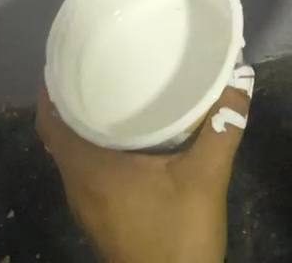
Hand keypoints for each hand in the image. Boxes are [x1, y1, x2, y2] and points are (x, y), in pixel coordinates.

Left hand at [35, 70, 252, 262]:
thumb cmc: (178, 236)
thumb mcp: (205, 177)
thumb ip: (222, 125)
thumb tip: (241, 75)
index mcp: (88, 169)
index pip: (50, 122)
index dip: (51, 87)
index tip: (67, 55)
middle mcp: (78, 185)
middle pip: (60, 133)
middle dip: (72, 96)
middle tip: (96, 59)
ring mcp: (89, 205)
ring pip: (74, 152)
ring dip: (85, 121)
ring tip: (112, 85)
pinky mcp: (103, 217)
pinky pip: (88, 168)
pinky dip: (97, 144)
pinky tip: (130, 132)